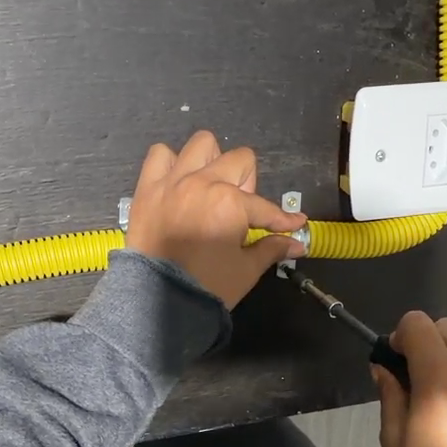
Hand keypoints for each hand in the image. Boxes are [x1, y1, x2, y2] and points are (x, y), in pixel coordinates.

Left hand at [124, 131, 307, 309]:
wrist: (159, 301)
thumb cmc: (208, 287)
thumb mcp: (246, 270)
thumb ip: (272, 249)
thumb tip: (298, 243)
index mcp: (231, 203)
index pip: (265, 207)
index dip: (282, 219)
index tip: (294, 224)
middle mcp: (204, 182)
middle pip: (239, 160)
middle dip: (247, 184)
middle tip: (239, 213)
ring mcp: (174, 181)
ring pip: (201, 145)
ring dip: (212, 162)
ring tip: (209, 189)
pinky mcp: (148, 188)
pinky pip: (160, 154)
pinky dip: (172, 164)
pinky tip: (178, 183)